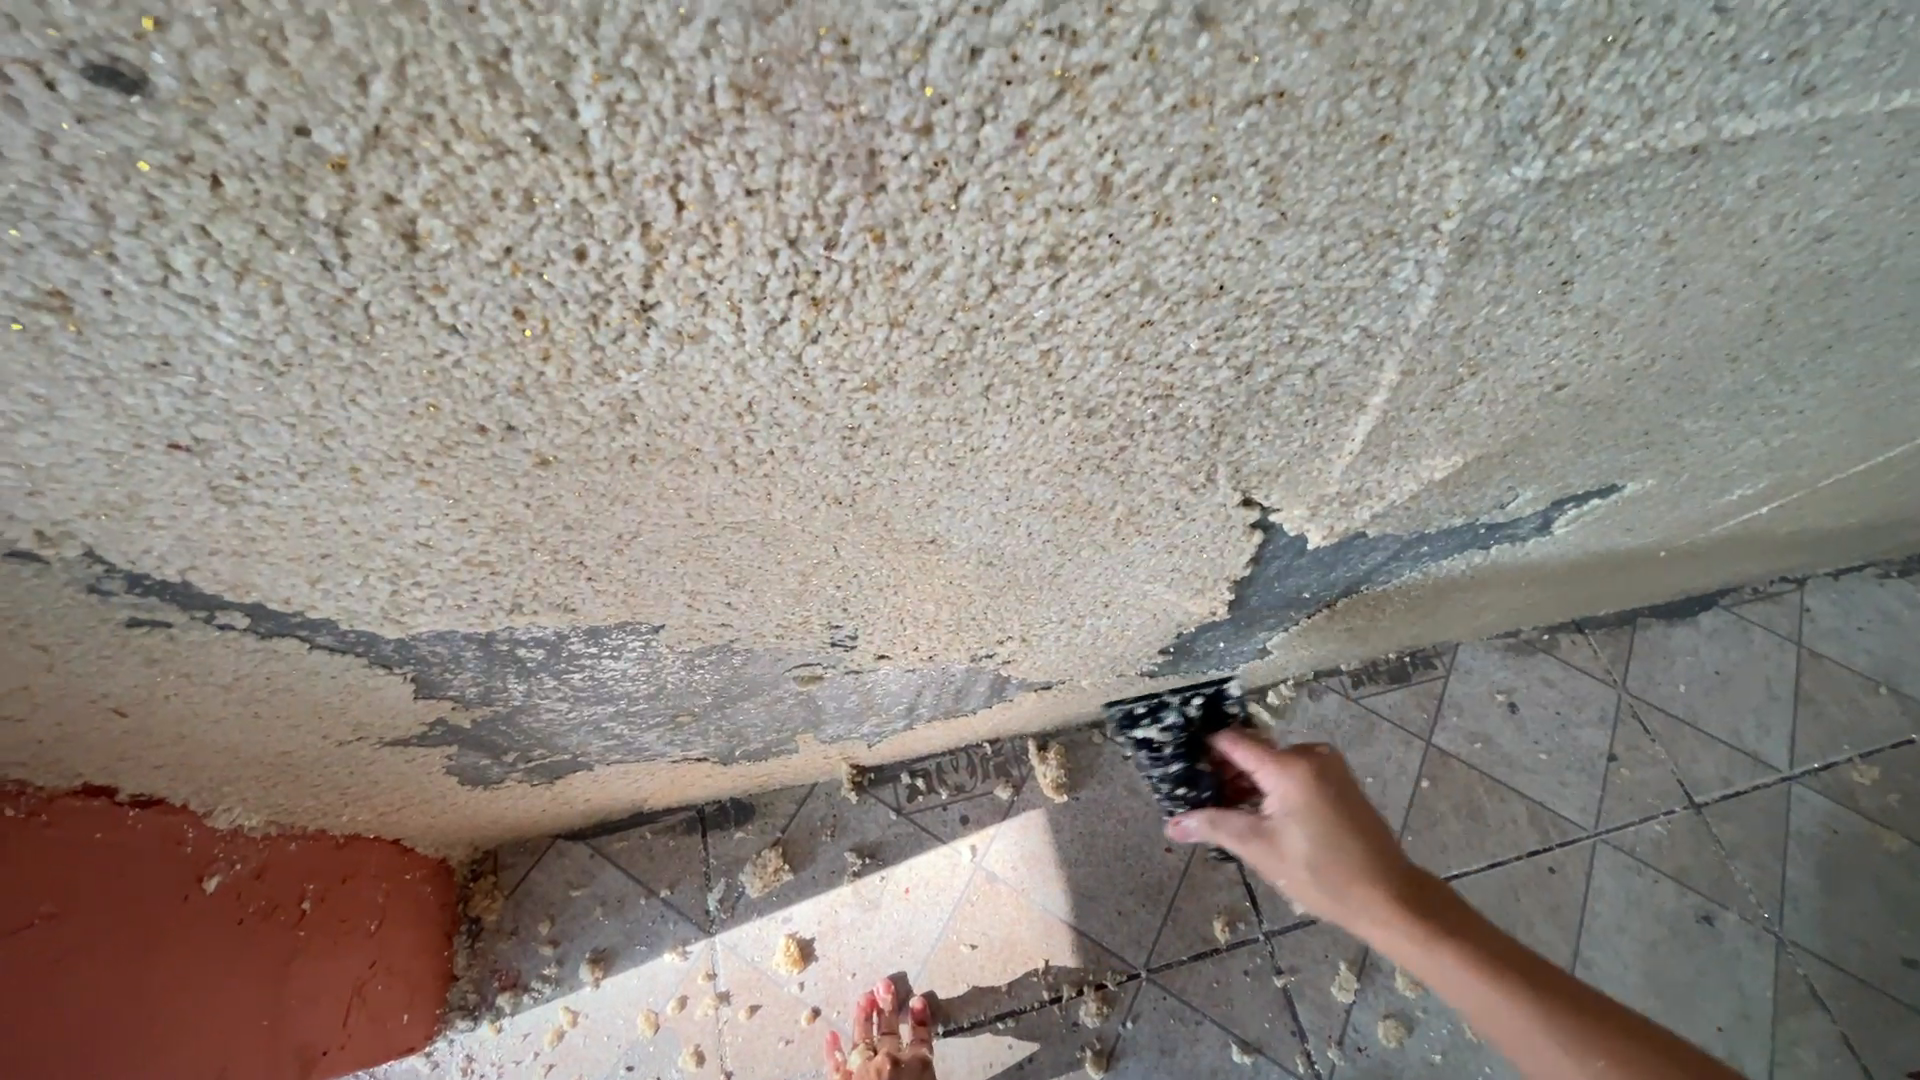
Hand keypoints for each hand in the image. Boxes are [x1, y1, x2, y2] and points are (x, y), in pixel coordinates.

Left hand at [824, 977, 935, 1079]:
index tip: (918, 1000)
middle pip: (890, 1031)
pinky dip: (833, 1051)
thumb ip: (926, 1075)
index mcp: (917, 1067)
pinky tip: (830, 1035)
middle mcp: (890, 1062)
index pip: (922, 1038)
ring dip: (863, 1018)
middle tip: (883, 983)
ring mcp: (864, 1072)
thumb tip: (925, 1066)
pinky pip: (837, 1066)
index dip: (921, 1019)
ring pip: (864, 1039)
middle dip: (887, 1006)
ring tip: (863, 997)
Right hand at [1165, 730, 1436, 936]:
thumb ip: (1214, 826)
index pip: (1231, 741)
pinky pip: (1293, 771)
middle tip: (1200, 798)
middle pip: (1252, 751)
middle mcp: (1308, 754)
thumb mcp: (1260, 849)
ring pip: (1272, 762)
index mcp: (1288, 766)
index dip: (1203, 750)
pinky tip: (1261, 814)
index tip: (1180, 765)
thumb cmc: (1321, 874)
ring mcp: (1328, 765)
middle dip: (1225, 772)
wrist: (1390, 898)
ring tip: (1227, 811)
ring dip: (1249, 781)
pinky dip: (1273, 786)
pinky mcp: (1339, 779)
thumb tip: (1172, 825)